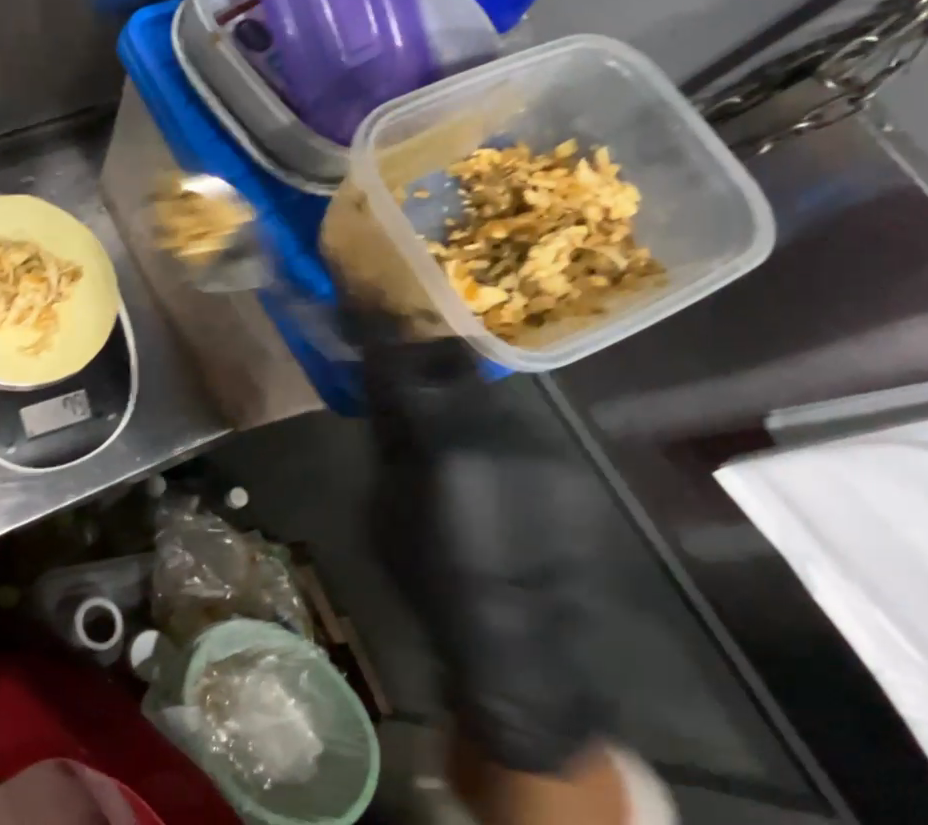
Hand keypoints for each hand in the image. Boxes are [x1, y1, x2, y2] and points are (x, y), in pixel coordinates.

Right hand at [355, 311, 610, 774]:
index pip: (396, 361)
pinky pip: (518, 427)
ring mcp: (539, 444)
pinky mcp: (568, 464)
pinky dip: (491, 428)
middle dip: (426, 348)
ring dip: (460, 392)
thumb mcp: (384, 509)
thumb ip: (388, 444)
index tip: (359, 288)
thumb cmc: (429, 577)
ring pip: (489, 394)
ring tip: (445, 411)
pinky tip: (484, 458)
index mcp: (436, 441)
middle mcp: (494, 429)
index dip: (375, 322)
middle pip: (455, 362)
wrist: (521, 639)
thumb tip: (385, 401)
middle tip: (406, 346)